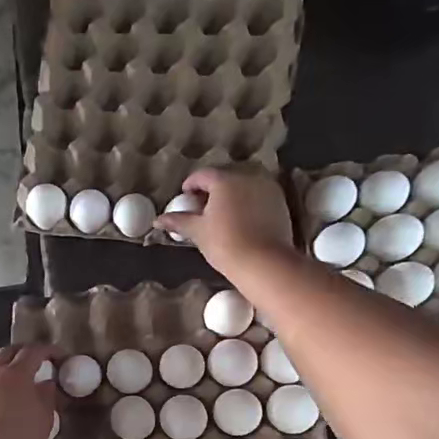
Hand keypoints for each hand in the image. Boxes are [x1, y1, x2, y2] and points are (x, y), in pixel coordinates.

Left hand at [0, 344, 59, 438]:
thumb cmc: (21, 438)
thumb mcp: (45, 416)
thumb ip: (47, 395)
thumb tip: (47, 383)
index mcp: (17, 373)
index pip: (34, 351)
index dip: (50, 350)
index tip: (61, 356)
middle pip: (10, 351)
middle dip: (27, 351)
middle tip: (40, 360)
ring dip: (6, 358)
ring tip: (15, 369)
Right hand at [154, 167, 298, 275]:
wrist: (264, 263)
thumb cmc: (225, 244)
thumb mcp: (198, 232)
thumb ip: (179, 222)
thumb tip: (158, 220)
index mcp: (224, 180)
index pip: (202, 176)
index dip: (191, 186)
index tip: (186, 198)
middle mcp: (248, 177)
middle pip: (224, 179)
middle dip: (212, 191)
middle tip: (203, 209)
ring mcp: (267, 189)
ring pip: (244, 188)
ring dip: (232, 197)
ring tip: (223, 217)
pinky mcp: (281, 203)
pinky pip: (259, 198)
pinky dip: (249, 205)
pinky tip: (243, 222)